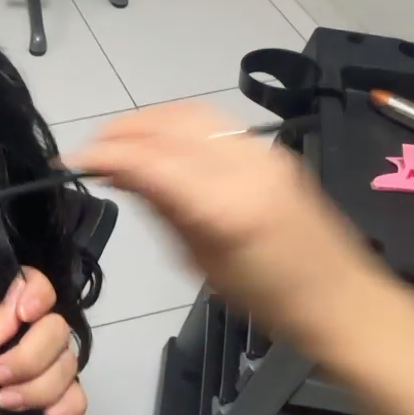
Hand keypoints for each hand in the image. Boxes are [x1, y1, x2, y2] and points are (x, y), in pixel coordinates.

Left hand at [0, 268, 86, 414]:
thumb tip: (22, 290)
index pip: (28, 289)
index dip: (37, 297)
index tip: (26, 317)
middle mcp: (10, 343)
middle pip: (55, 327)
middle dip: (31, 356)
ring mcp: (28, 377)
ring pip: (67, 362)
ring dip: (40, 386)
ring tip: (6, 405)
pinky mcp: (40, 411)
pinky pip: (76, 397)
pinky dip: (67, 405)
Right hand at [66, 101, 379, 351]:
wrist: (342, 300)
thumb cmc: (267, 300)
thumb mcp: (199, 261)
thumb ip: (159, 208)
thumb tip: (119, 175)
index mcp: (223, 206)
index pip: (148, 160)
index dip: (103, 154)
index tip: (71, 161)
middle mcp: (244, 167)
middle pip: (167, 125)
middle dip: (120, 130)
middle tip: (91, 149)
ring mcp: (261, 153)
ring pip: (188, 113)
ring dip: (146, 121)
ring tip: (118, 140)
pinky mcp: (270, 151)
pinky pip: (211, 122)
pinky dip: (174, 123)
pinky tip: (158, 140)